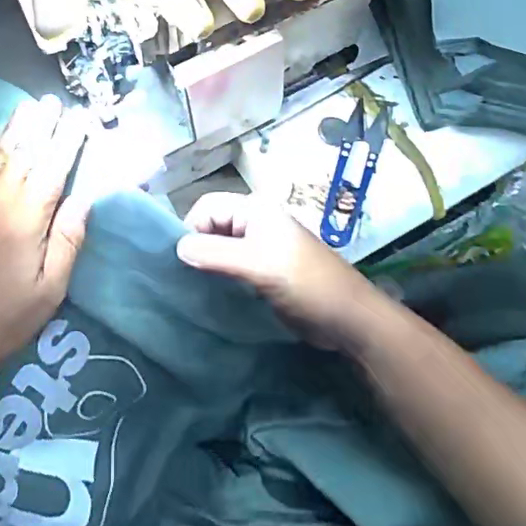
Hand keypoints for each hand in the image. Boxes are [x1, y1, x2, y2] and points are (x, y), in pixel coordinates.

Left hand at [0, 96, 91, 385]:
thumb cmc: (5, 318)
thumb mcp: (49, 288)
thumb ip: (67, 239)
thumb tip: (84, 197)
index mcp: (25, 218)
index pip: (52, 167)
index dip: (68, 140)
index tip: (81, 116)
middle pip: (23, 152)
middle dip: (41, 124)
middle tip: (53, 100)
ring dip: (14, 128)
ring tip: (28, 106)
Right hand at [175, 192, 388, 350]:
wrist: (348, 318)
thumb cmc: (305, 283)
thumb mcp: (258, 265)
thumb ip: (216, 253)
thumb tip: (178, 248)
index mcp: (255, 210)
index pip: (207, 207)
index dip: (191, 229)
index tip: (181, 262)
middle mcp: (256, 223)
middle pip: (212, 226)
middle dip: (197, 248)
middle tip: (186, 279)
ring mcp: (261, 248)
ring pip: (220, 249)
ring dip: (208, 266)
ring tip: (196, 290)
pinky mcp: (264, 272)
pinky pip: (231, 268)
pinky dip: (220, 278)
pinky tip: (213, 297)